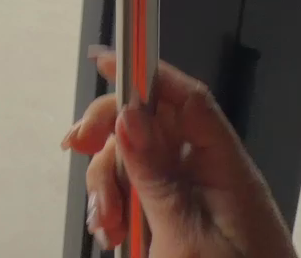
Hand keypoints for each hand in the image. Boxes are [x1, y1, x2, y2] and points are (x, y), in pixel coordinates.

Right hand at [61, 50, 296, 257]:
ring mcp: (195, 198)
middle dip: (109, 133)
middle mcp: (210, 175)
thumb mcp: (186, 242)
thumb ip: (155, 177)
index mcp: (227, 171)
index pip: (187, 101)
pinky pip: (138, 189)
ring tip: (103, 224)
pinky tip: (107, 230)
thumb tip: (128, 114)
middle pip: (151, 122)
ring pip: (136, 157)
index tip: (102, 61)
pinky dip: (115, 203)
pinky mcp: (181, 220)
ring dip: (108, 180)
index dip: (146, 73)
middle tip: (74, 148)